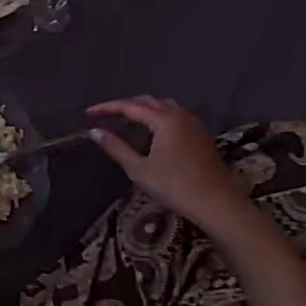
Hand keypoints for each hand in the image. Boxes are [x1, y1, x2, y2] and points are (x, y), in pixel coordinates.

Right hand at [87, 97, 253, 235]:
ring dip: (143, 110)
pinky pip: (174, 117)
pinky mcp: (200, 135)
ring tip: (126, 121)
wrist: (216, 203)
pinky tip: (150, 134)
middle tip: (105, 115)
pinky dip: (157, 118)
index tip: (89, 113)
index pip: (130, 106)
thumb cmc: (175, 186)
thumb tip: (95, 132)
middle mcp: (180, 114)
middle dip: (125, 106)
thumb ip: (116, 147)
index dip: (107, 108)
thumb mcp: (139, 169)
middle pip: (148, 102)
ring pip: (163, 107)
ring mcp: (193, 124)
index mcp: (165, 119)